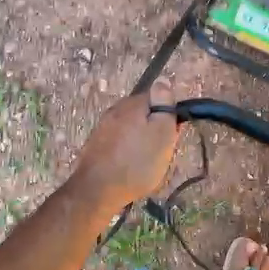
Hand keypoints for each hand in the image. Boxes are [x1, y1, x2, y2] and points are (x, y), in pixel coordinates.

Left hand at [68, 81, 181, 211]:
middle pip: (144, 113)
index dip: (168, 116)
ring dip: (141, 141)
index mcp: (133, 103)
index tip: (171, 135)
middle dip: (155, 129)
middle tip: (161, 152)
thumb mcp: (162, 133)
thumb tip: (163, 80)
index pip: (158, 97)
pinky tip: (130, 167)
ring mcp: (103, 126)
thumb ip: (164, 106)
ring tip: (146, 163)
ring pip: (132, 128)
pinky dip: (128, 151)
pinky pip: (120, 141)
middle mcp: (116, 109)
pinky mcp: (96, 143)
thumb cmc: (137, 162)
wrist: (98, 189)